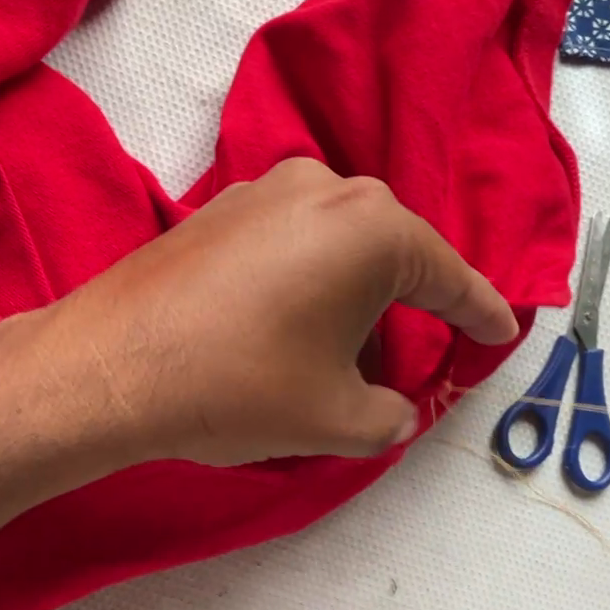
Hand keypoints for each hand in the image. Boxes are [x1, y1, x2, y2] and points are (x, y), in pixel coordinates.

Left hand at [14, 157, 518, 466]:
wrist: (108, 368)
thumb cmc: (237, 388)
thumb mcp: (336, 420)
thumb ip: (390, 416)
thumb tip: (396, 410)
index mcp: (372, 228)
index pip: (448, 278)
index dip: (480, 314)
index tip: (501, 332)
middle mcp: (323, 188)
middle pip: (387, 259)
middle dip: (400, 315)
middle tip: (392, 372)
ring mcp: (260, 191)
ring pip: (332, 250)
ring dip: (344, 303)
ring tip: (323, 363)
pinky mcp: (213, 210)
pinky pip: (284, 247)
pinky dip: (298, 287)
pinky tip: (274, 332)